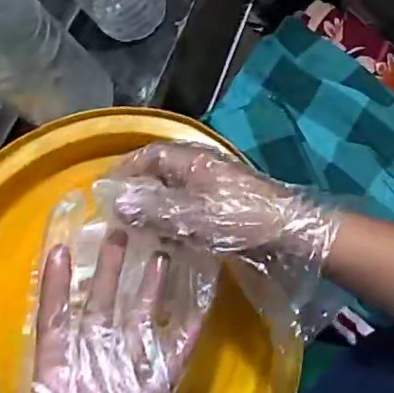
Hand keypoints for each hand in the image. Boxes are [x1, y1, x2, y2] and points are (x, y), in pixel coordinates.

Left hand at [0, 230, 206, 392]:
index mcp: (54, 378)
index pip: (54, 322)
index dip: (54, 286)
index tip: (58, 247)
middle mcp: (89, 370)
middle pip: (100, 310)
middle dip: (109, 271)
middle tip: (120, 229)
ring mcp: (122, 381)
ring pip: (138, 325)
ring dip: (149, 290)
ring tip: (162, 252)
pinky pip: (172, 359)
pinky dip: (187, 331)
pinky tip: (200, 301)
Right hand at [103, 143, 337, 277]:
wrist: (289, 231)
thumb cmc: (239, 219)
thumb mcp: (192, 216)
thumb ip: (154, 208)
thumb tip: (115, 199)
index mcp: (194, 160)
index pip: (151, 153)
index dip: (126, 167)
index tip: (104, 189)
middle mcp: (203, 165)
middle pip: (162, 170)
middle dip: (138, 187)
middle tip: (116, 213)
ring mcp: (216, 183)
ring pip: (175, 189)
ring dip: (155, 204)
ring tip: (135, 229)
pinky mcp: (226, 203)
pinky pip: (190, 204)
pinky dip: (173, 216)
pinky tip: (167, 239)